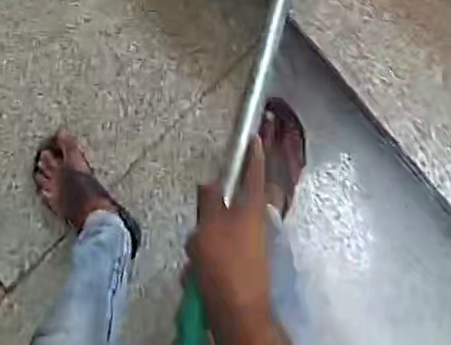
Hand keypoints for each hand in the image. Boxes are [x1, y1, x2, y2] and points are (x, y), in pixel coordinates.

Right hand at [188, 137, 287, 344]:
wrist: (236, 314)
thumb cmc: (224, 262)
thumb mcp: (208, 224)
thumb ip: (208, 200)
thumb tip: (209, 184)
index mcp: (252, 210)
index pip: (254, 173)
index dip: (254, 154)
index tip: (256, 136)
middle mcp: (255, 227)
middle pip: (231, 205)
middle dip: (210, 211)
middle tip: (200, 219)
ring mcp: (249, 249)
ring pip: (220, 231)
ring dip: (203, 240)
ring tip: (194, 255)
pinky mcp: (240, 269)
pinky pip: (217, 253)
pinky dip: (205, 259)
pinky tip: (196, 274)